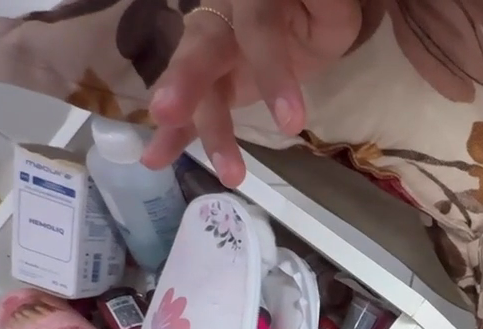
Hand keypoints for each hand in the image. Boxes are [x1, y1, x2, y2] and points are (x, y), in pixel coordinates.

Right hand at [143, 0, 363, 185]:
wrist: (299, 11)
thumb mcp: (328, 5)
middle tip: (168, 113)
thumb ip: (325, 6)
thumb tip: (328, 6)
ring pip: (196, 81)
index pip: (258, 29)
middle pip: (204, 47)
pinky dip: (174, 133)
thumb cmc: (316, 7)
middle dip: (187, 81)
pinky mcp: (212, 77)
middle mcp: (220, 13)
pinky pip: (192, 104)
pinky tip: (154, 158)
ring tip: (161, 158)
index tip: (290, 123)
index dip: (271, 72)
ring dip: (186, 121)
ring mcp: (209, 44)